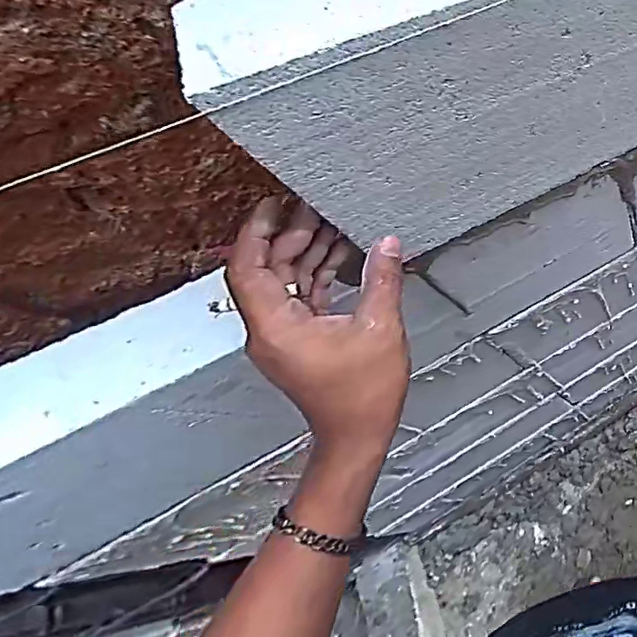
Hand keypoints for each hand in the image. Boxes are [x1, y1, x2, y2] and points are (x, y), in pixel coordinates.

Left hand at [226, 197, 409, 454]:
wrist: (358, 431)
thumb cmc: (363, 391)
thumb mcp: (380, 326)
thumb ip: (381, 279)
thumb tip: (387, 244)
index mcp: (276, 326)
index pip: (248, 269)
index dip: (255, 233)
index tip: (271, 205)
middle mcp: (270, 329)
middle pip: (268, 270)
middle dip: (289, 236)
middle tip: (314, 207)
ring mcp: (284, 335)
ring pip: (285, 281)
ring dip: (305, 252)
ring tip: (330, 223)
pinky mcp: (301, 338)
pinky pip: (301, 295)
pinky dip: (318, 272)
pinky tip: (340, 255)